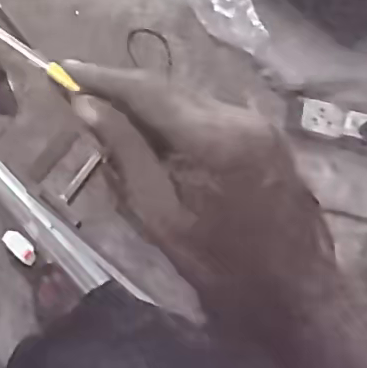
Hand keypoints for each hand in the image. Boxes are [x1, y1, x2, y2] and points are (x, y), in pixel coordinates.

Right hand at [64, 62, 340, 317]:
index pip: (146, 90)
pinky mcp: (262, 131)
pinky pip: (203, 110)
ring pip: (183, 96)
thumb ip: (124, 152)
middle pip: (164, 88)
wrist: (302, 298)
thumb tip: (85, 105)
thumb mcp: (160, 215)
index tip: (64, 68)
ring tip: (103, 109)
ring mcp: (255, 121)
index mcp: (214, 138)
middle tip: (75, 88)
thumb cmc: (222, 269)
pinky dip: (169, 115)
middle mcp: (238, 115)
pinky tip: (146, 129)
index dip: (101, 77)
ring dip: (142, 101)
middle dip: (118, 87)